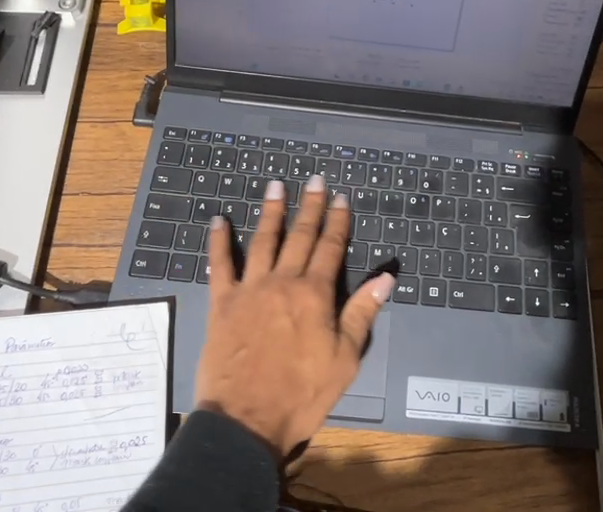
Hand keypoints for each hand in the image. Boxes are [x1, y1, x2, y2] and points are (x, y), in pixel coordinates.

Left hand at [195, 175, 394, 459]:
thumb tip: (385, 277)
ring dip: (271, 212)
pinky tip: (218, 221)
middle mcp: (283, 282)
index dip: (338, 222)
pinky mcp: (221, 304)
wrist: (245, 421)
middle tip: (315, 180)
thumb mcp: (345, 358)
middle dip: (310, 207)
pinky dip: (219, 242)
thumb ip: (361, 313)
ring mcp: (250, 290)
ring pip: (263, 241)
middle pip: (300, 237)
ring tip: (275, 186)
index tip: (342, 198)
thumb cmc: (301, 394)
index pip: (331, 248)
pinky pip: (219, 265)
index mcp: (315, 295)